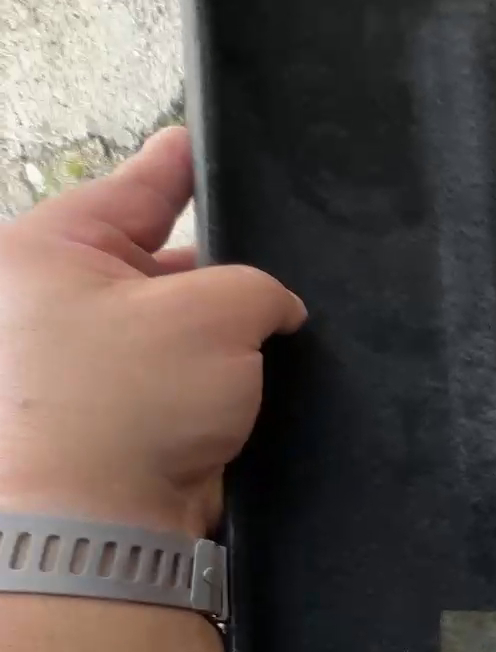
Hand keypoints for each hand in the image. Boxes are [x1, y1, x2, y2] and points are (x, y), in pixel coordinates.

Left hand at [0, 127, 305, 537]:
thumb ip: (258, 288)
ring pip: (189, 322)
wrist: (104, 506)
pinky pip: (198, 369)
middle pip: (167, 261)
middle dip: (228, 269)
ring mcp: (95, 356)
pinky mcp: (133, 405)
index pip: (133, 192)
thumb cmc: (131, 396)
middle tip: (285, 272)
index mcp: (49, 253)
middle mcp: (61, 299)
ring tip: (287, 331)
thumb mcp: (212, 314)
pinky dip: (235, 369)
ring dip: (238, 328)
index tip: (201, 141)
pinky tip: (274, 373)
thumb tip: (275, 307)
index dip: (177, 166)